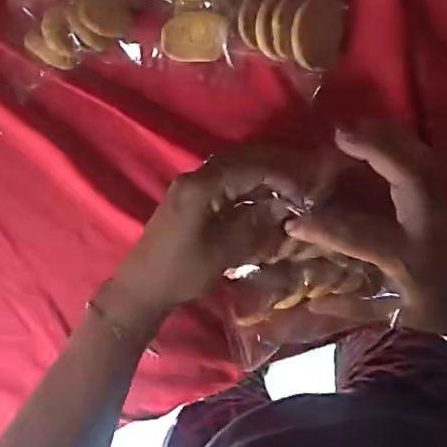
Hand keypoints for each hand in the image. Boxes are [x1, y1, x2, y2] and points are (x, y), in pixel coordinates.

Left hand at [100, 146, 302, 336]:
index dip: (281, 177)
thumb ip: (255, 223)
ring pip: (234, 168)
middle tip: (300, 186)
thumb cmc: (183, 271)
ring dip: (261, 176)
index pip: (251, 168)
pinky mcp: (190, 196)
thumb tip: (284, 204)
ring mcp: (191, 184)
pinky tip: (263, 198)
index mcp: (202, 186)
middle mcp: (195, 176)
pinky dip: (247, 185)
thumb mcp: (225, 251)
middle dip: (274, 170)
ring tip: (287, 192)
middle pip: (242, 160)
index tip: (303, 194)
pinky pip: (225, 179)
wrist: (143, 286)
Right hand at [285, 122, 446, 342]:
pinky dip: (404, 142)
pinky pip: (427, 159)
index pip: (362, 237)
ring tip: (358, 125)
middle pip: (409, 176)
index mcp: (411, 257)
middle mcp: (429, 224)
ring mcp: (444, 205)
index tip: (294, 224)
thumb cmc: (443, 312)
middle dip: (376, 150)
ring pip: (422, 160)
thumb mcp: (397, 316)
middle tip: (339, 133)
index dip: (325, 230)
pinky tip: (384, 133)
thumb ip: (352, 309)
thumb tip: (308, 305)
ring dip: (389, 137)